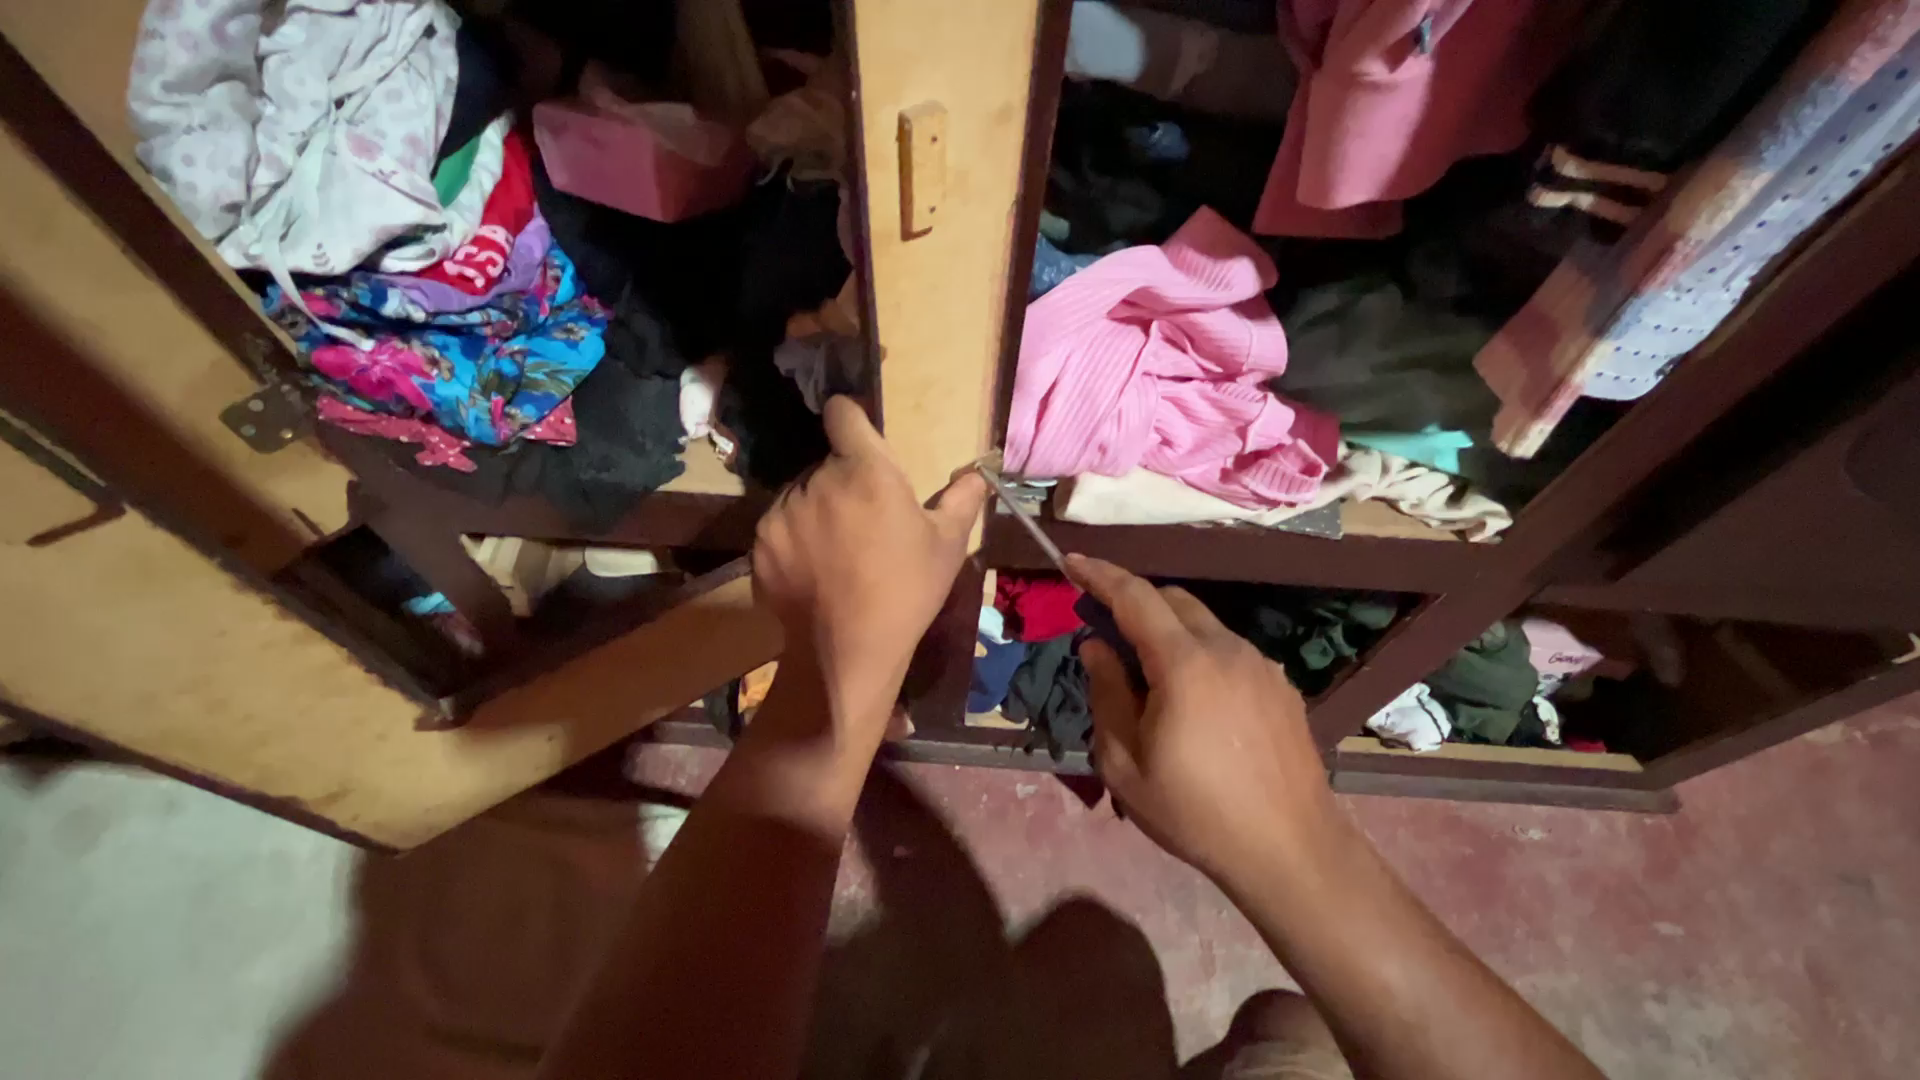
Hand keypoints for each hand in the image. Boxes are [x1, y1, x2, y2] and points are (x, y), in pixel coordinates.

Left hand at [752, 397, 987, 735]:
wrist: (847, 651)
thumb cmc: (908, 592)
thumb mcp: (947, 545)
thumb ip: (962, 500)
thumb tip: (976, 473)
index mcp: (866, 471)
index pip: (843, 413)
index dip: (851, 419)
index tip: (858, 437)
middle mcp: (818, 480)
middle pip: (826, 462)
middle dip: (842, 479)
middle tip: (862, 519)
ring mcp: (783, 511)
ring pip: (801, 493)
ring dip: (816, 507)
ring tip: (837, 550)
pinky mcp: (761, 542)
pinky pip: (779, 524)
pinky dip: (794, 537)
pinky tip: (814, 569)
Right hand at [1067, 555, 1339, 888]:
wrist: (1290, 850)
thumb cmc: (1194, 812)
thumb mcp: (1124, 763)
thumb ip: (1106, 693)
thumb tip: (1097, 646)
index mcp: (1184, 664)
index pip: (1135, 597)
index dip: (1100, 575)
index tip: (1072, 562)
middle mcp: (1227, 650)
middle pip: (1173, 600)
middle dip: (1134, 601)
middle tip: (1104, 628)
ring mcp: (1261, 666)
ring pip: (1204, 625)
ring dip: (1168, 630)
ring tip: (1148, 676)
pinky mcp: (1282, 687)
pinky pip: (1229, 651)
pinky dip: (1199, 653)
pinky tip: (1194, 700)